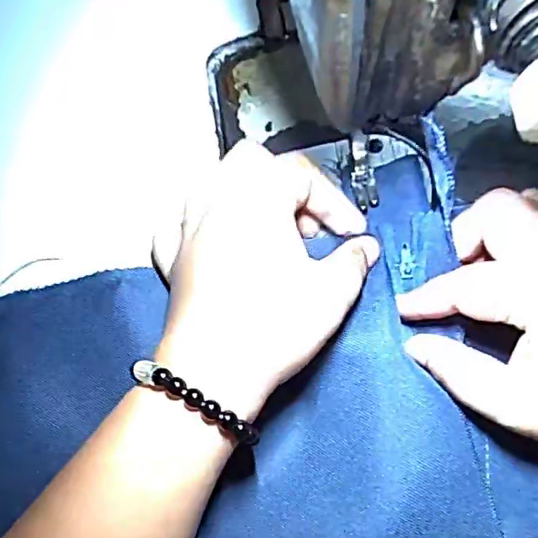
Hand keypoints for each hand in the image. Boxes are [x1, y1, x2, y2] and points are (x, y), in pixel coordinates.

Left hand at [151, 141, 380, 418]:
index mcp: (258, 193)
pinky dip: (207, 225)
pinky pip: (185, 223)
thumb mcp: (333, 293)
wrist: (216, 371)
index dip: (336, 205)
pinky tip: (222, 243)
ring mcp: (188, 227)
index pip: (304, 176)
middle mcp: (216, 197)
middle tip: (312, 231)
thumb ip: (354, 261)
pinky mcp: (174, 259)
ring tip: (274, 239)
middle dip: (289, 191)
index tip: (351, 235)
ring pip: (217, 185)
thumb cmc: (268, 330)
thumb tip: (363, 250)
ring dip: (250, 202)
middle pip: (256, 166)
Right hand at [397, 188, 537, 487]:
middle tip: (455, 288)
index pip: (469, 279)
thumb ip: (457, 369)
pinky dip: (527, 235)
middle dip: (465, 241)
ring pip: (531, 204)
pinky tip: (523, 279)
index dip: (430, 297)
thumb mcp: (511, 403)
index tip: (405, 311)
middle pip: (500, 209)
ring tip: (488, 280)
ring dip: (498, 232)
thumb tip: (417, 345)